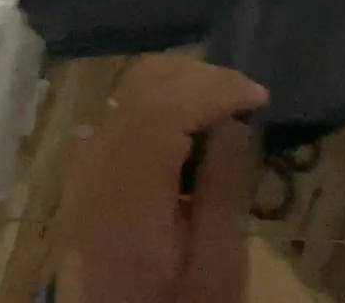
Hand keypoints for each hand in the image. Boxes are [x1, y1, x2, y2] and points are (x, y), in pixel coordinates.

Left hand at [58, 55, 268, 302]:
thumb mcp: (216, 267)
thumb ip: (225, 190)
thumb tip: (237, 120)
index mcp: (124, 199)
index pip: (160, 109)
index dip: (215, 88)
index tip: (260, 99)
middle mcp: (94, 169)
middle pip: (145, 83)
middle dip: (204, 77)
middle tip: (246, 103)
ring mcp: (85, 166)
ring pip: (134, 86)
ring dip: (186, 83)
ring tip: (225, 110)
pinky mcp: (89, 168)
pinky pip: (127, 106)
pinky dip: (166, 98)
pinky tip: (195, 126)